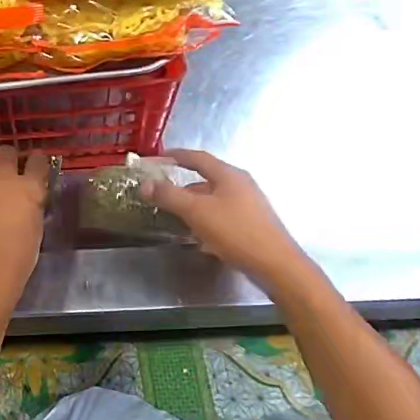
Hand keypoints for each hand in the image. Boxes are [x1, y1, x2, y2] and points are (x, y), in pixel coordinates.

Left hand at [0, 146, 49, 310]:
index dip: (37, 161)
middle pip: (7, 151)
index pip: (38, 160)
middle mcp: (5, 178)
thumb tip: (29, 199)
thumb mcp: (37, 226)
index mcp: (30, 187)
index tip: (35, 165)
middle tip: (7, 167)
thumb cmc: (21, 255)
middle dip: (8, 156)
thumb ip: (33, 205)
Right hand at [141, 149, 304, 281]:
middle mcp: (240, 184)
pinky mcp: (251, 222)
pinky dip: (204, 217)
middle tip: (160, 193)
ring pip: (213, 197)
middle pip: (206, 178)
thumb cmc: (235, 231)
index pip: (198, 158)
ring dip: (192, 203)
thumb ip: (169, 196)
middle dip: (181, 185)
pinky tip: (196, 233)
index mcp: (229, 175)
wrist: (274, 264)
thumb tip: (145, 184)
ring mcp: (248, 203)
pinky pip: (221, 213)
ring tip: (173, 215)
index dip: (177, 155)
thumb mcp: (196, 212)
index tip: (159, 157)